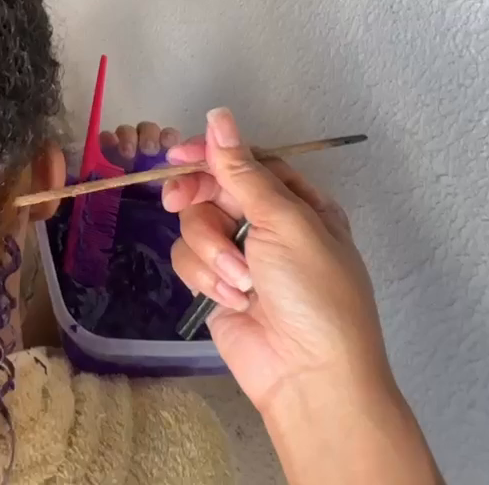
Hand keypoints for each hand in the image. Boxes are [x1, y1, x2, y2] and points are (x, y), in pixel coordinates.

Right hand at [165, 109, 440, 483]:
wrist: (308, 375)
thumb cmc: (312, 292)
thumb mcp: (284, 221)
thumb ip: (242, 169)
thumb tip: (217, 114)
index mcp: (296, 203)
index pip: (244, 160)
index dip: (211, 154)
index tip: (177, 155)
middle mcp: (267, 224)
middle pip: (212, 187)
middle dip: (198, 199)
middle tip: (176, 202)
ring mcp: (240, 254)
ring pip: (195, 222)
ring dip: (211, 250)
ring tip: (238, 281)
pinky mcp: (215, 282)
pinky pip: (188, 257)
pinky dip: (205, 277)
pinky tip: (231, 299)